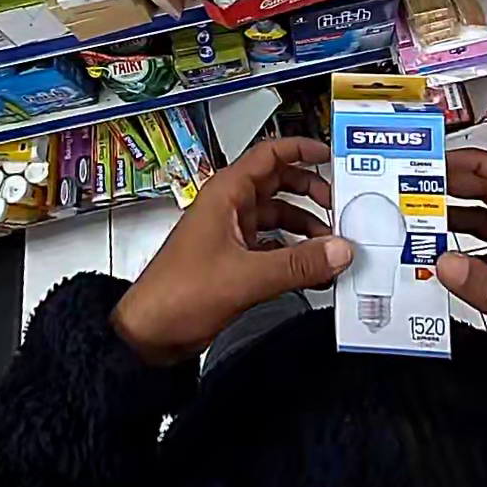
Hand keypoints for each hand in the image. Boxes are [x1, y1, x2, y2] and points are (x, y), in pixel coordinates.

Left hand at [112, 137, 353, 365]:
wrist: (147, 337)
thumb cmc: (176, 295)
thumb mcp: (247, 276)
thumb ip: (299, 263)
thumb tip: (338, 250)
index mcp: (227, 192)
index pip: (270, 154)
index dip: (302, 149)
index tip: (329, 154)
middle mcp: (231, 206)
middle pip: (280, 183)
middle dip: (311, 191)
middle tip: (337, 204)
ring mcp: (232, 230)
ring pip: (279, 215)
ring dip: (306, 226)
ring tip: (329, 244)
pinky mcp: (235, 257)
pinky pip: (274, 243)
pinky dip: (294, 252)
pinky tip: (312, 270)